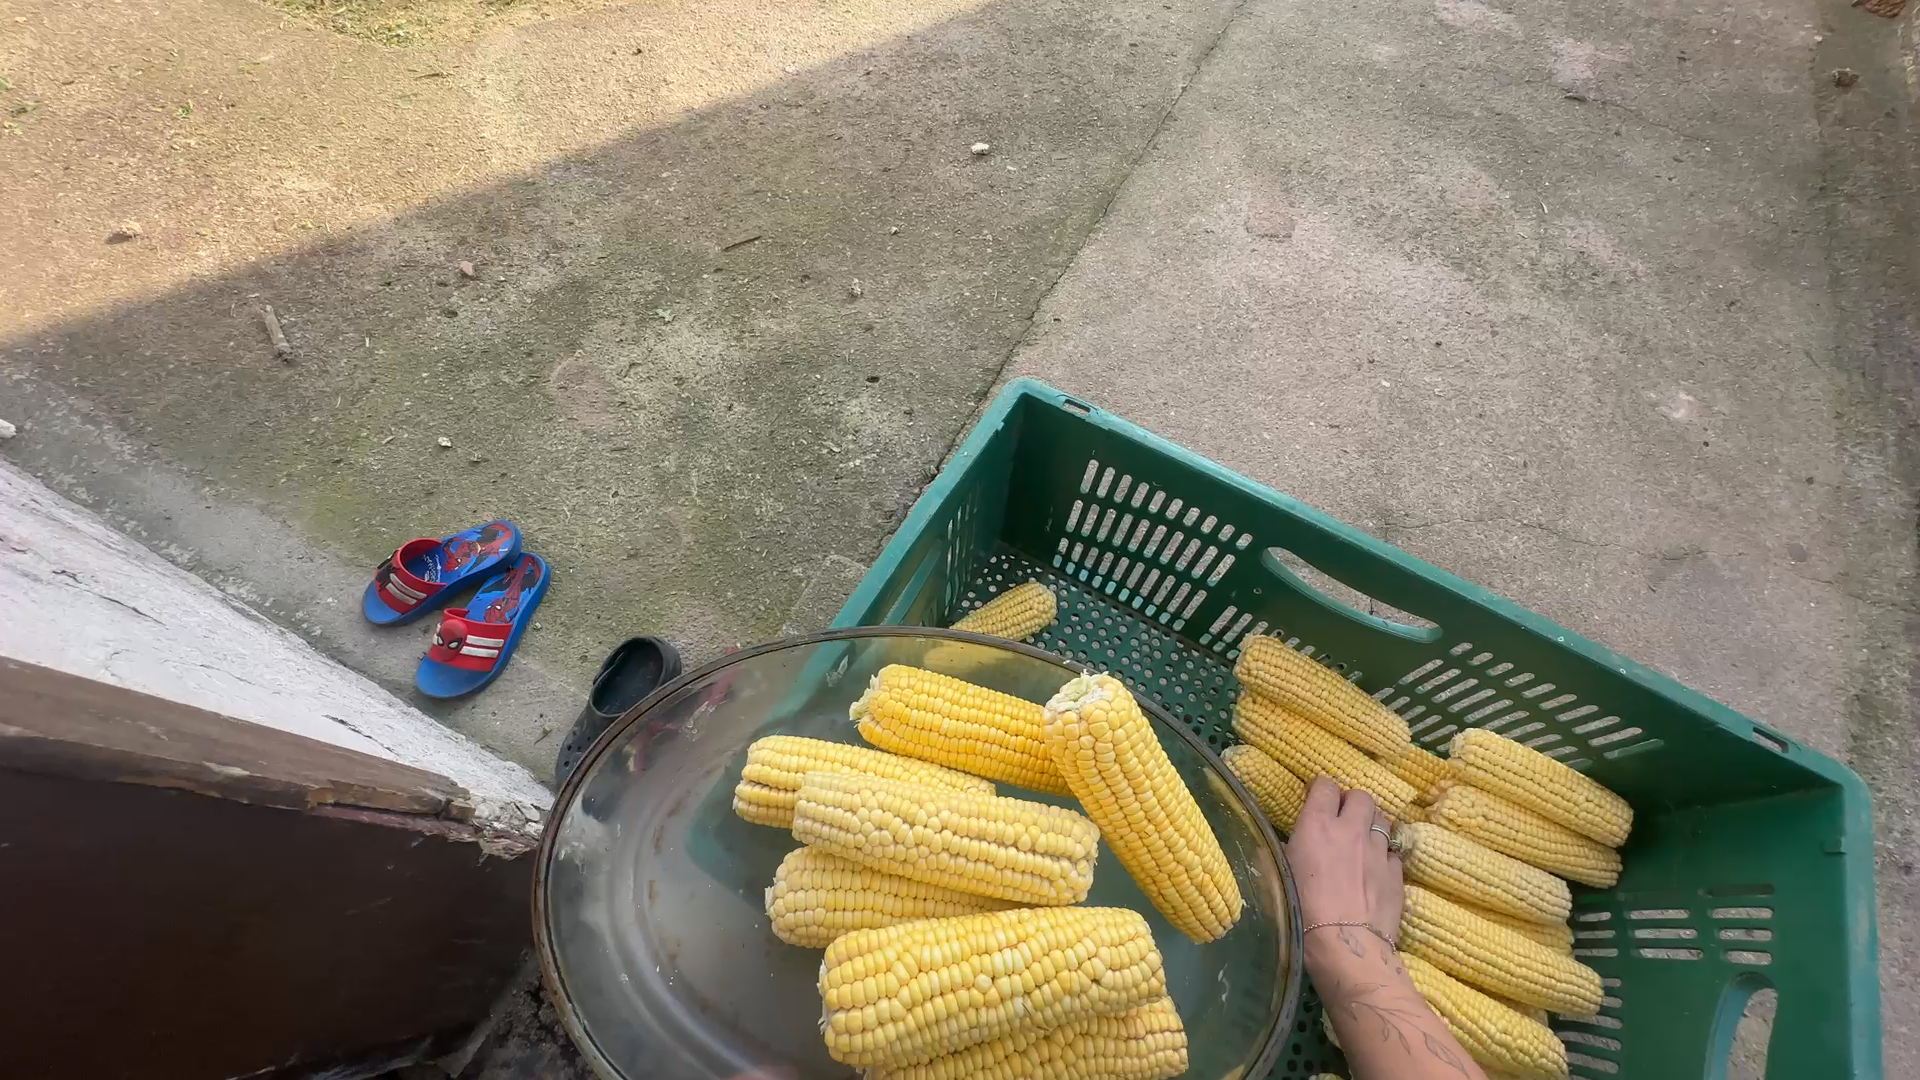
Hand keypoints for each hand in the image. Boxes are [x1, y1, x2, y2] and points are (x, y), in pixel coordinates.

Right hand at [1284, 776, 1403, 939]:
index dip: (1321, 790)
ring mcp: (1379, 851)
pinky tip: (1375, 870)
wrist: (1346, 945)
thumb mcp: (1285, 868)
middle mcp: (1351, 829)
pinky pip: (1393, 852)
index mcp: (1318, 823)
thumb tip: (1296, 840)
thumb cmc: (1302, 907)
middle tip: (1343, 819)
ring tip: (1363, 841)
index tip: (1316, 800)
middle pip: (1361, 796)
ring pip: (1383, 820)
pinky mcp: (1398, 874)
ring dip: (1371, 825)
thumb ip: (1294, 845)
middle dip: (1352, 802)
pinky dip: (1384, 855)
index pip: (1325, 785)